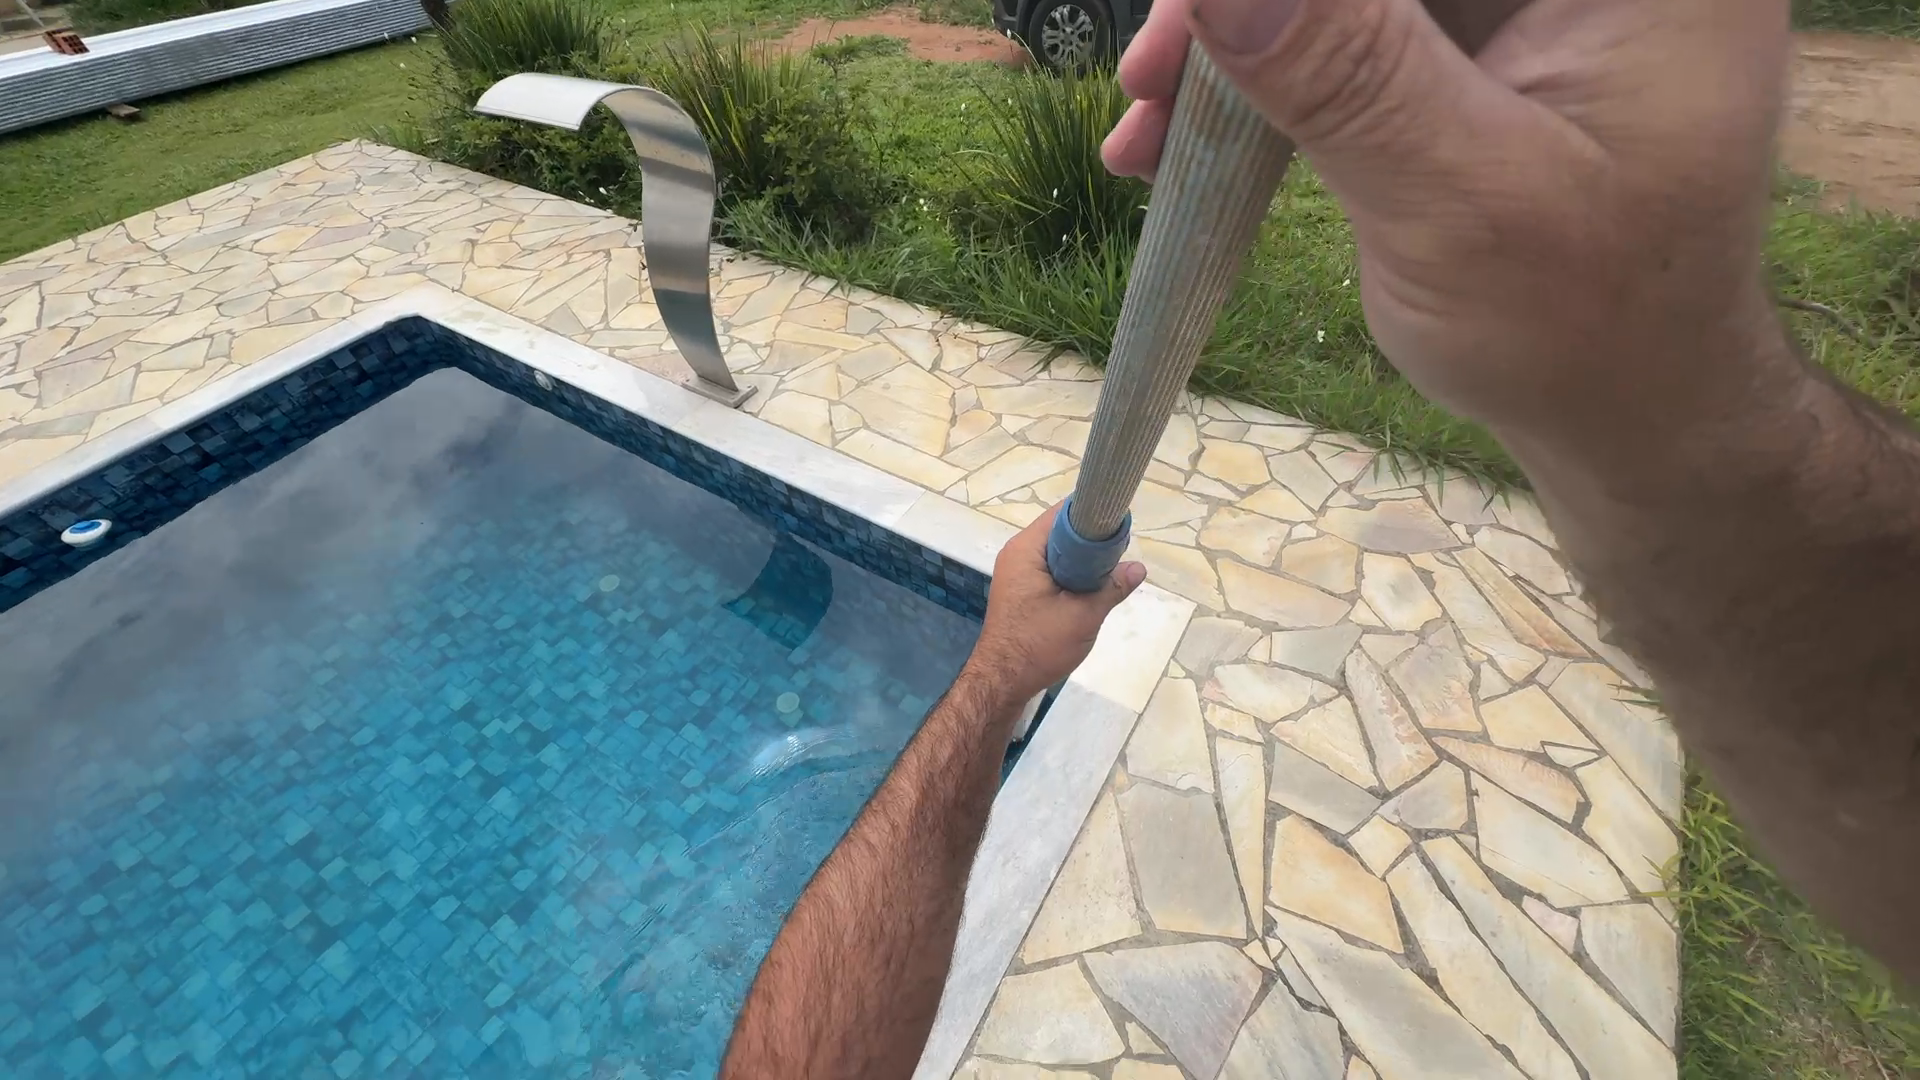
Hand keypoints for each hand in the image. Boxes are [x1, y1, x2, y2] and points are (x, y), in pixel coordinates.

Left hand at [962, 505, 1146, 707]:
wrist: (1003, 681)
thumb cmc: (1038, 645)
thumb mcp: (1082, 616)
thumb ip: (1112, 588)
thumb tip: (1139, 567)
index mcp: (1025, 549)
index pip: (1062, 513)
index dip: (1092, 514)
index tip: (1119, 524)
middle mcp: (1017, 554)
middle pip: (1060, 533)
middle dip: (1091, 541)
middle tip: (1121, 552)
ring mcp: (1016, 573)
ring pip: (1057, 554)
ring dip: (1082, 562)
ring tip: (1111, 572)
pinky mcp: (1021, 592)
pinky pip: (1050, 571)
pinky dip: (1071, 575)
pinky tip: (1091, 589)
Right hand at [1102, 0, 1796, 459]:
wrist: (1600, 391)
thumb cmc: (1568, 318)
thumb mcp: (1456, 197)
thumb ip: (1348, 78)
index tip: (1185, 18)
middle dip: (1241, 6)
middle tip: (1147, 78)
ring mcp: (1507, 12)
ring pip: (1337, 1)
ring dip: (1229, 50)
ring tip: (1143, 125)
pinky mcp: (1453, 64)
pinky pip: (1335, 49)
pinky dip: (1254, 91)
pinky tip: (1183, 142)